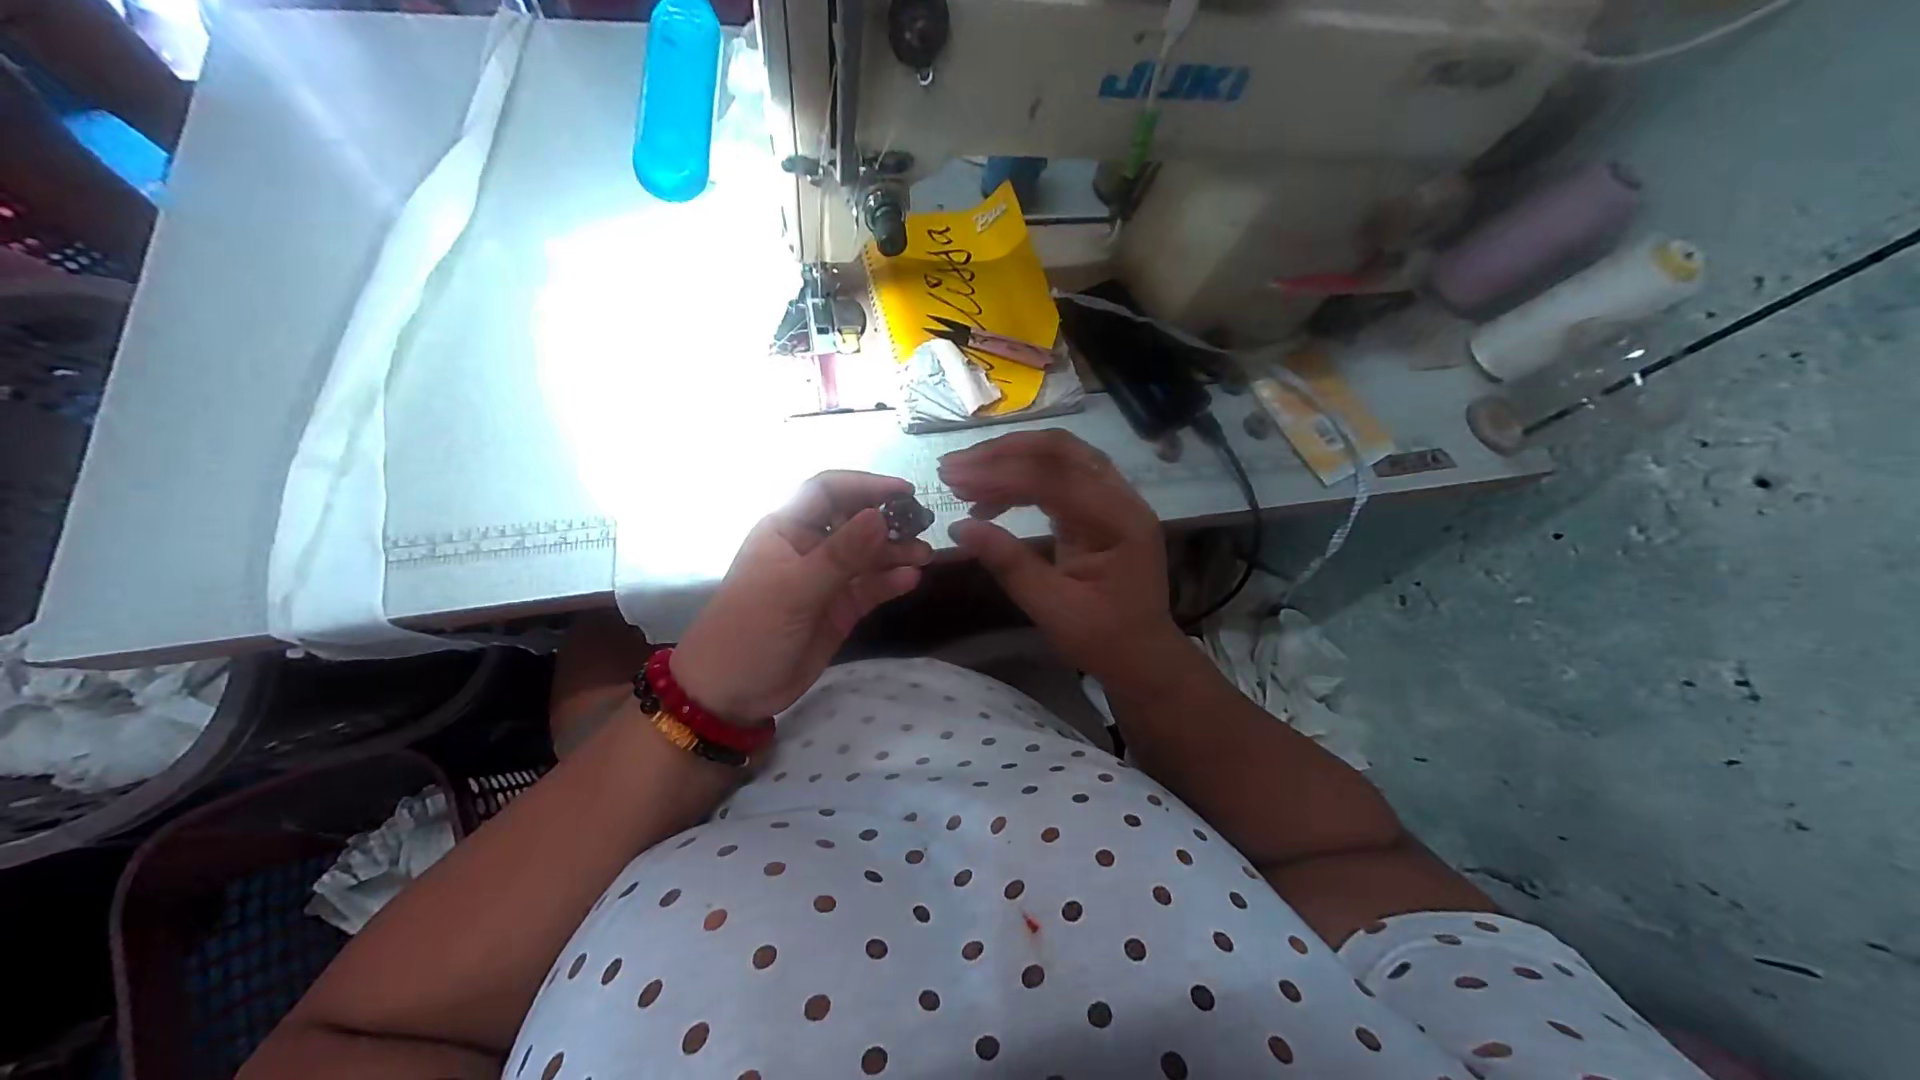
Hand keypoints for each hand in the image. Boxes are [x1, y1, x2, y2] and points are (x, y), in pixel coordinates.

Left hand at [670, 472, 933, 720]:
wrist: (731, 693)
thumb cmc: (751, 629)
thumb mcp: (795, 589)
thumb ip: (841, 554)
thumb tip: (881, 516)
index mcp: (786, 529)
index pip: (828, 491)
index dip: (864, 485)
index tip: (904, 491)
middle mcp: (809, 547)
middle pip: (854, 521)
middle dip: (887, 521)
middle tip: (923, 526)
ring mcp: (826, 579)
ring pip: (868, 555)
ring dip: (896, 552)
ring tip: (924, 556)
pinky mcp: (840, 608)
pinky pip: (871, 587)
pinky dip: (891, 581)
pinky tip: (911, 579)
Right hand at [938, 430, 1185, 679]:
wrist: (1141, 655)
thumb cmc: (1102, 638)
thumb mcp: (1052, 608)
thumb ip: (1008, 563)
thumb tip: (958, 527)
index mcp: (1119, 522)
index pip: (1054, 478)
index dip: (1000, 473)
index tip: (953, 477)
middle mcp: (1121, 498)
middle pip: (1060, 450)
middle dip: (1003, 453)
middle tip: (954, 468)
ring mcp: (1113, 499)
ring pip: (1057, 458)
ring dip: (1009, 463)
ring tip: (962, 484)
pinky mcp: (1098, 507)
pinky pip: (1058, 478)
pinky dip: (1020, 482)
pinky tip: (988, 503)